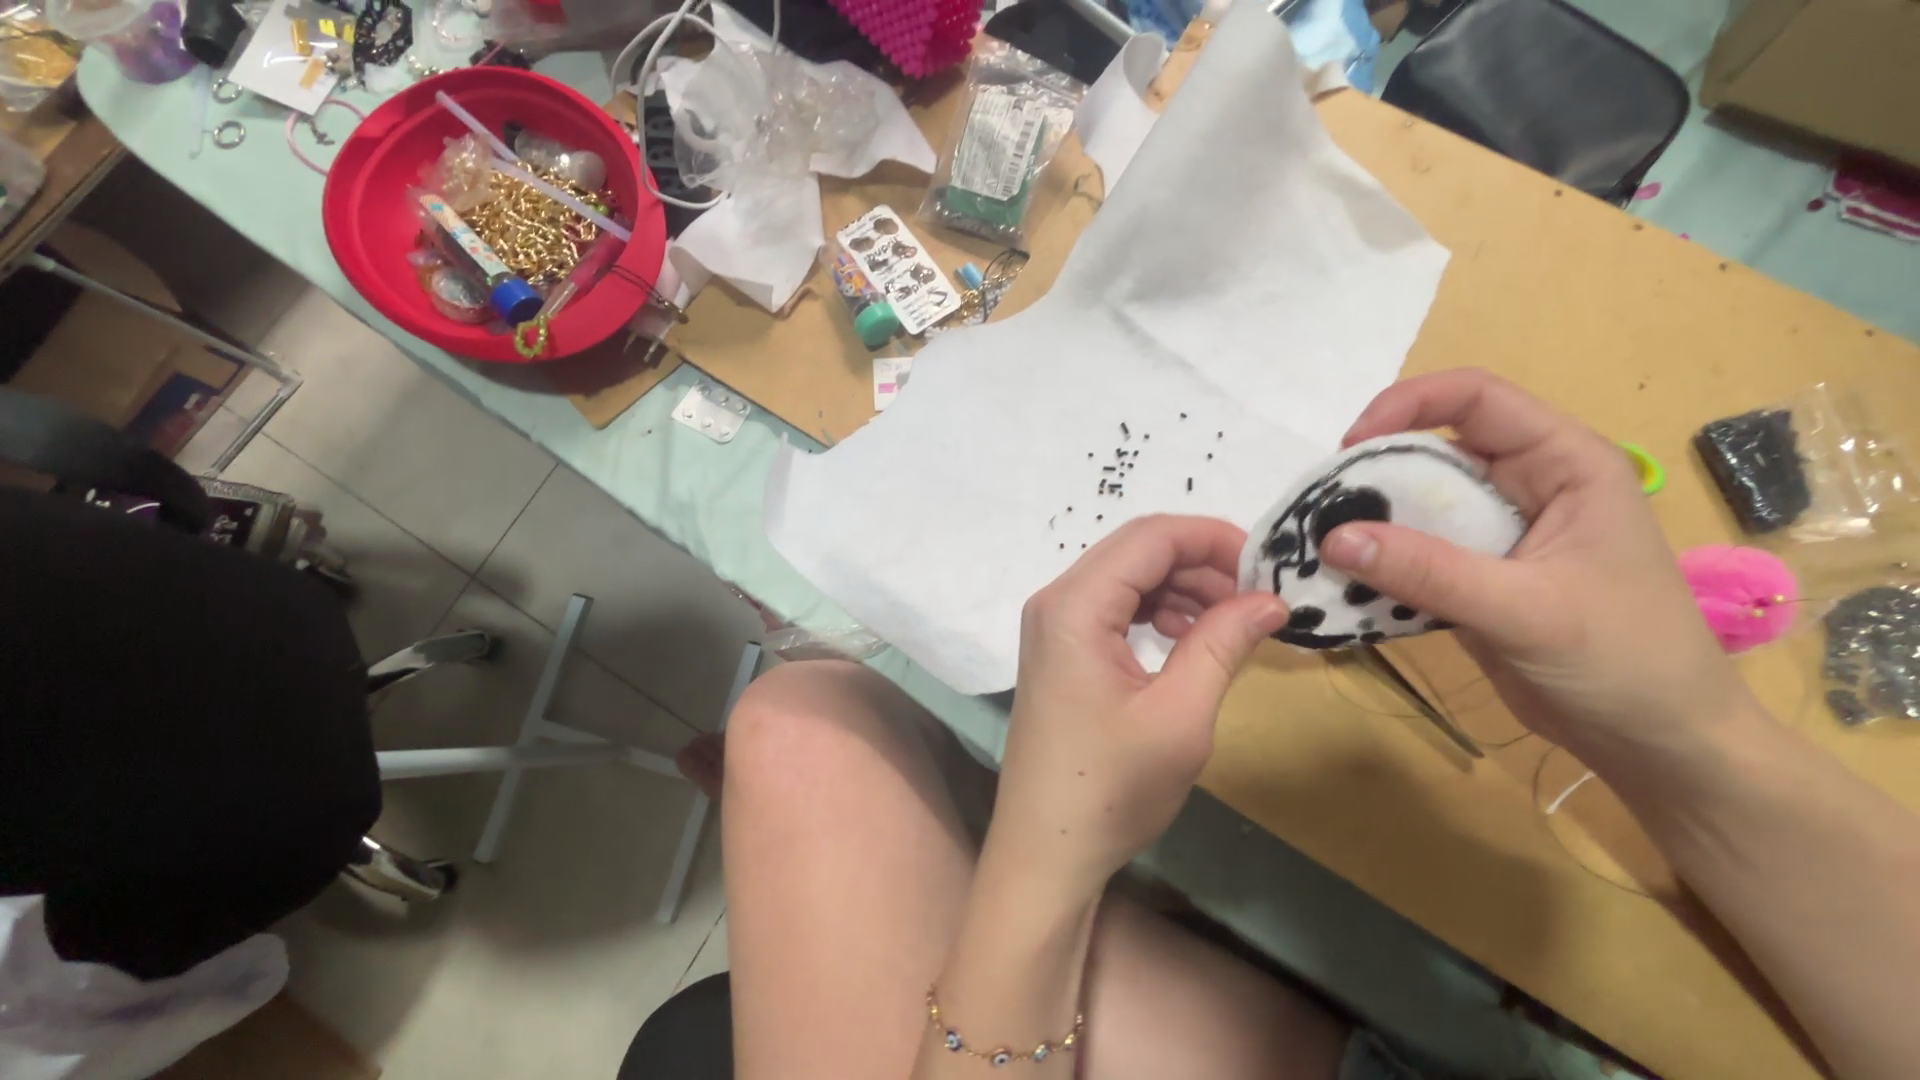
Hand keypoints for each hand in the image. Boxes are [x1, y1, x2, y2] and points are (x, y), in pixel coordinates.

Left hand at [986, 516, 1288, 898]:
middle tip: (1258, 597)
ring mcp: (1052, 627)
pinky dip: (1156, 612)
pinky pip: (1113, 608)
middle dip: (1202, 563)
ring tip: (1231, 622)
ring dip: (1181, 588)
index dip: (1215, 539)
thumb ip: (1223, 643)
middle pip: (1137, 551)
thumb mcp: (1180, 715)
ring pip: (1127, 577)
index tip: (1270, 565)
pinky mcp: (1060, 651)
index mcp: (1075, 606)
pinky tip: (1187, 638)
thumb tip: (1271, 599)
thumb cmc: (1111, 788)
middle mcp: (1055, 602)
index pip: (1152, 537)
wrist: (1046, 850)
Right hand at [1317, 369, 1753, 763]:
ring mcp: (1494, 534)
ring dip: (1367, 525)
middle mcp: (1524, 486)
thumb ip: (1430, 572)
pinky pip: (1410, 555)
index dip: (1408, 405)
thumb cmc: (1624, 659)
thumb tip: (1332, 539)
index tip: (1349, 447)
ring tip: (1318, 550)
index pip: (1476, 398)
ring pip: (1413, 506)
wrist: (1656, 741)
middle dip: (1372, 474)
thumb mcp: (1526, 610)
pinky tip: (1343, 587)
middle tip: (1318, 511)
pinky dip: (1376, 567)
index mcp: (1562, 464)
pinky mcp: (1471, 577)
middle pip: (1431, 451)